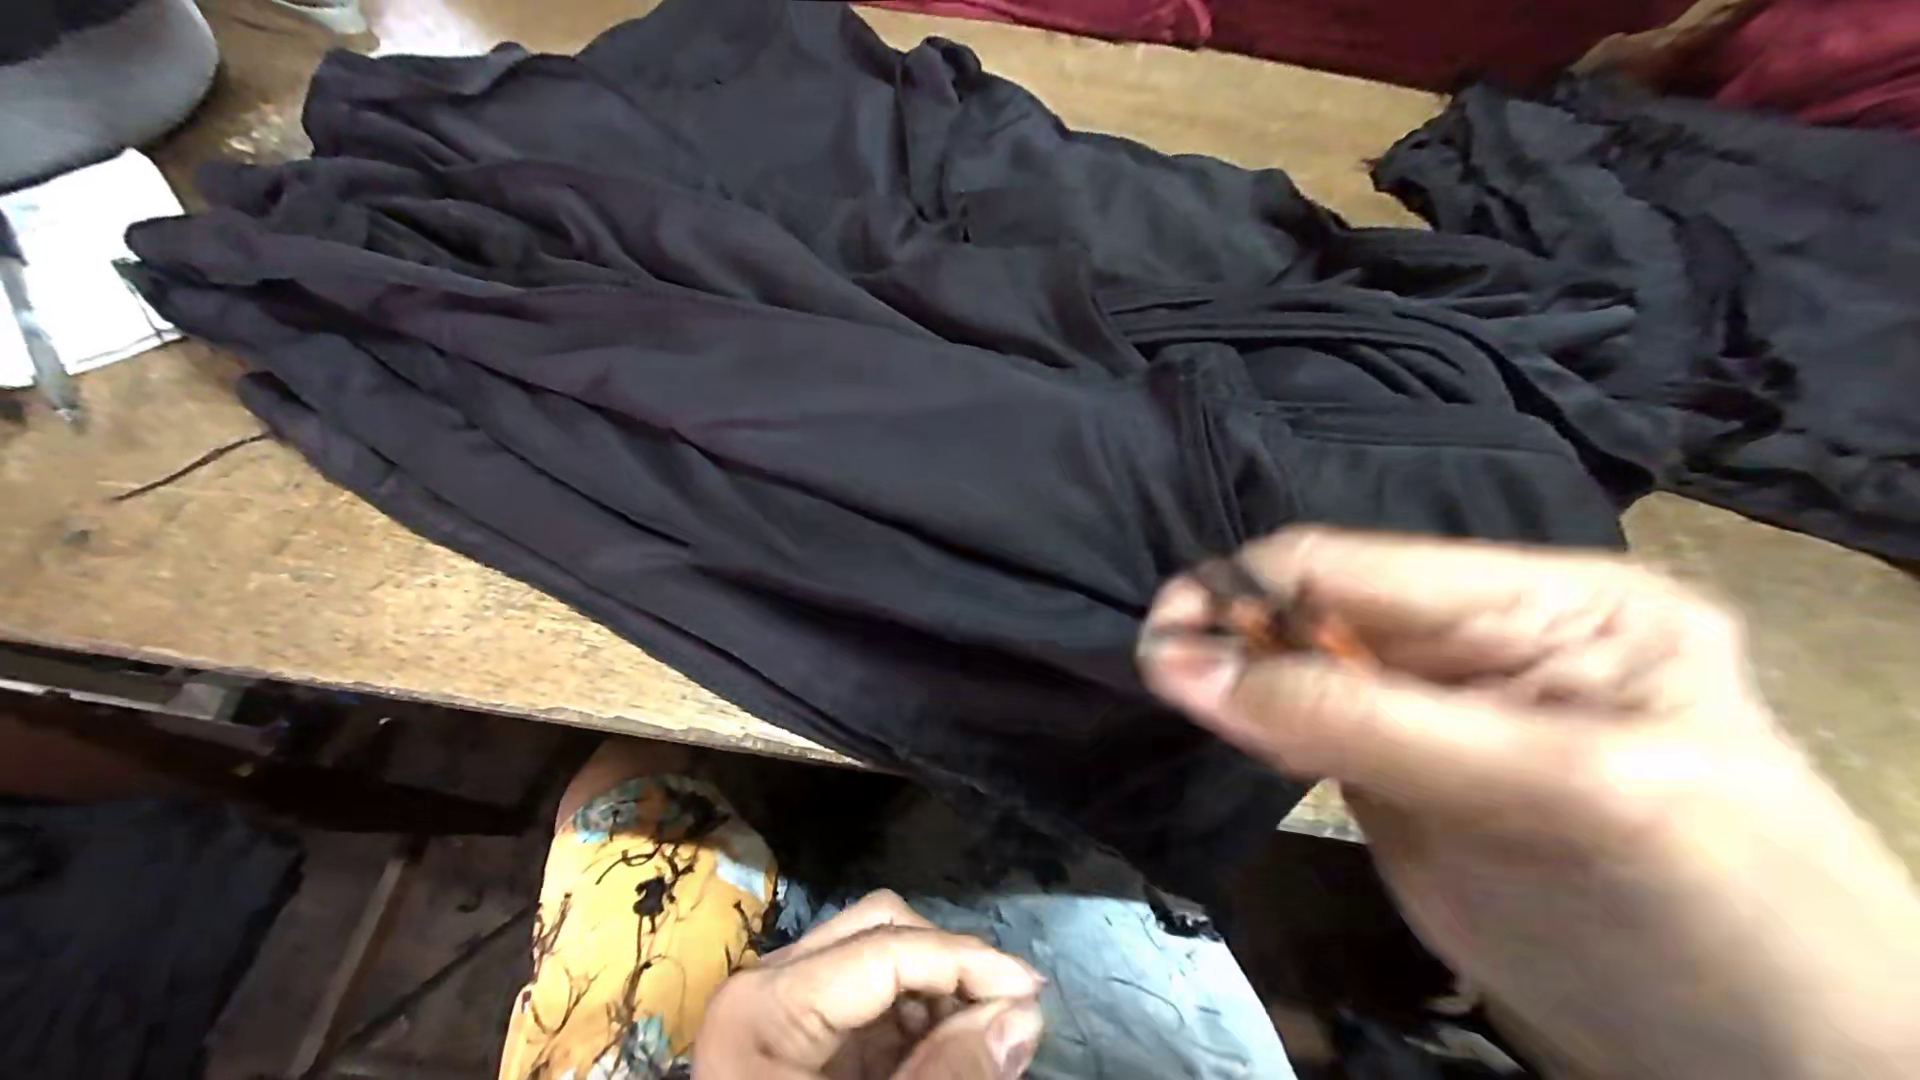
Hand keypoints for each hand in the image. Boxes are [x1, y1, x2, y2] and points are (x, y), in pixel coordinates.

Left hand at [694, 890, 1044, 1079]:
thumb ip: (947, 1074)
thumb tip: (1024, 1017)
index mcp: (768, 1004)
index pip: (886, 946)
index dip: (966, 959)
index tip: (1031, 987)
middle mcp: (767, 983)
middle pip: (879, 928)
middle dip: (948, 963)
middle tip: (1005, 1008)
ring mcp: (778, 1004)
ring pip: (876, 955)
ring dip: (936, 988)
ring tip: (981, 1034)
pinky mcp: (794, 1032)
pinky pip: (865, 998)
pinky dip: (913, 1016)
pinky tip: (945, 1046)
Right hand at [1139, 528, 1919, 1079]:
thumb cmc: (1712, 922)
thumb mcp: (1547, 791)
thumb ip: (1350, 720)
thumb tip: (1180, 665)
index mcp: (1540, 597)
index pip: (1349, 562)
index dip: (1246, 591)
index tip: (1163, 646)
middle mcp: (1478, 629)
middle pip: (1313, 603)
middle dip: (1236, 637)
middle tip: (1168, 680)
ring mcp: (1435, 695)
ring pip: (1296, 659)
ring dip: (1240, 679)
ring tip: (1205, 711)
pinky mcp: (1400, 756)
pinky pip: (1305, 717)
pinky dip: (1261, 722)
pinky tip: (1250, 739)